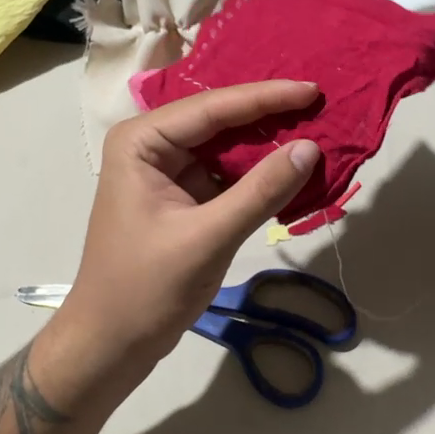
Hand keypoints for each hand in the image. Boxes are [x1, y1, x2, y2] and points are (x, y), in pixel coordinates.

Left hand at [56, 81, 320, 361]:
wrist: (112, 343)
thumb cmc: (146, 289)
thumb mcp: (208, 238)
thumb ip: (260, 191)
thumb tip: (310, 148)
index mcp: (142, 141)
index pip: (212, 107)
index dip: (265, 97)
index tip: (313, 90)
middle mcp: (153, 145)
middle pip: (220, 119)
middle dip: (270, 114)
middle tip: (322, 103)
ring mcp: (168, 171)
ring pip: (228, 145)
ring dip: (269, 143)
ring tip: (318, 128)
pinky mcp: (185, 196)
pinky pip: (229, 173)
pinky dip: (260, 173)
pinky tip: (295, 167)